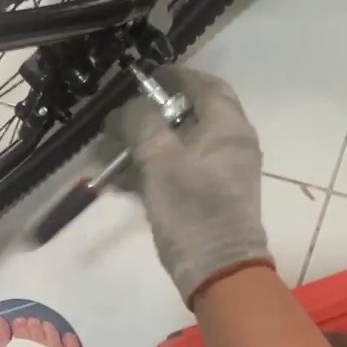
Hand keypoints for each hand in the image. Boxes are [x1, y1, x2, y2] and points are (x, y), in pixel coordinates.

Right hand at [108, 68, 271, 305]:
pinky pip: (180, 169)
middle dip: (154, 114)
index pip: (204, 86)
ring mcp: (222, 172)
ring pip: (182, 144)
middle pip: (192, 115)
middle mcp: (231, 143)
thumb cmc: (192, 209)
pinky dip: (155, 167)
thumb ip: (142, 124)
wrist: (216, 269)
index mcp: (227, 127)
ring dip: (149, 143)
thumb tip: (129, 108)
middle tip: (123, 118)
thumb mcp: (160, 160)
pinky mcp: (210, 196)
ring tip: (115, 150)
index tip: (143, 79)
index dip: (174, 77)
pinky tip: (125, 179)